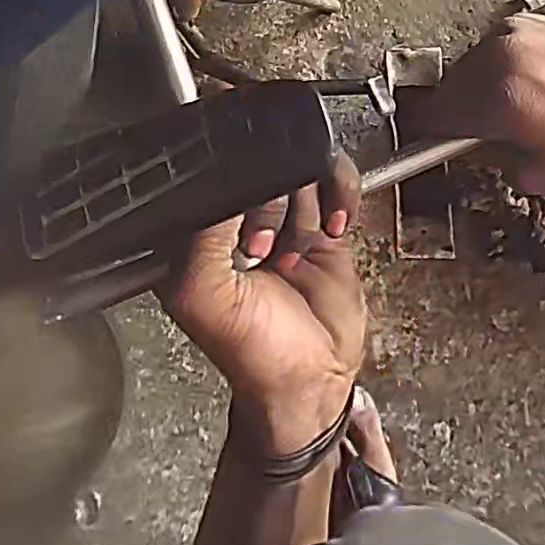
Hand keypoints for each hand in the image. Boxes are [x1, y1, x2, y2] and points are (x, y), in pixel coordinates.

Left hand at [159, 151, 364, 456]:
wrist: (313, 379)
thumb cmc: (255, 351)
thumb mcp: (205, 296)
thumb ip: (202, 236)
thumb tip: (221, 183)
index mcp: (202, 229)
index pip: (218, 172)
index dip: (236, 192)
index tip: (242, 230)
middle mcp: (243, 217)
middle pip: (266, 165)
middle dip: (272, 210)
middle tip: (265, 251)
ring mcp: (288, 217)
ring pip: (304, 169)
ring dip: (306, 212)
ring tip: (298, 253)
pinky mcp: (325, 223)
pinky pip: (339, 178)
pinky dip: (342, 195)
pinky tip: (334, 228)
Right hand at [423, 13, 544, 191]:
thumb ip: (495, 161)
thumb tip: (474, 149)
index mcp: (499, 100)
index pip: (435, 115)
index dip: (424, 132)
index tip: (422, 137)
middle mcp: (500, 59)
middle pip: (448, 88)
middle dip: (455, 111)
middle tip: (476, 130)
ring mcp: (515, 34)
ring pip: (469, 65)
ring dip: (476, 87)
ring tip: (512, 107)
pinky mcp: (533, 20)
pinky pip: (495, 48)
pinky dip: (499, 67)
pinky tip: (528, 84)